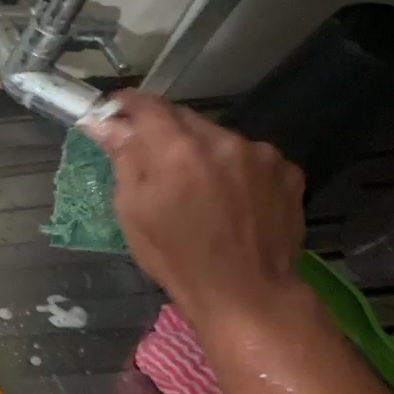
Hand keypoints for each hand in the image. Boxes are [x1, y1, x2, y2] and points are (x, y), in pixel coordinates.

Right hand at [83, 90, 307, 322]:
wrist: (245, 290)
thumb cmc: (174, 256)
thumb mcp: (132, 211)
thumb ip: (124, 160)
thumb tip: (106, 125)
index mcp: (177, 152)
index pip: (148, 107)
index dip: (127, 103)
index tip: (113, 107)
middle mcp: (222, 141)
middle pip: (184, 118)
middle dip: (161, 131)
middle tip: (146, 155)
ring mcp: (260, 154)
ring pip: (217, 138)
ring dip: (198, 151)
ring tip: (190, 186)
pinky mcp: (287, 170)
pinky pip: (247, 156)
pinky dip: (230, 167)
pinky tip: (225, 197)